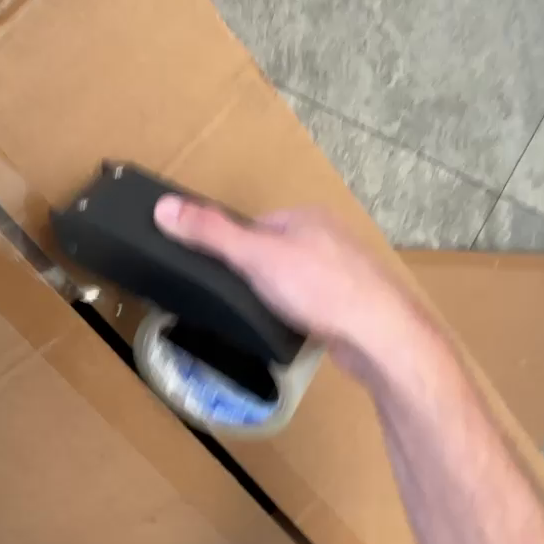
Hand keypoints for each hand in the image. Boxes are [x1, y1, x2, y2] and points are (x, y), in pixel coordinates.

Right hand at [152, 197, 442, 383]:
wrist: (380, 337)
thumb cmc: (320, 288)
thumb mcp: (252, 256)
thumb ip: (208, 232)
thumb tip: (162, 206)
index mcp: (306, 217)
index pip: (252, 225)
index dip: (231, 248)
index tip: (219, 271)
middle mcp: (329, 237)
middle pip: (271, 251)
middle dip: (254, 273)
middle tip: (238, 297)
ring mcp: (344, 271)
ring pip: (293, 278)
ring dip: (276, 295)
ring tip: (264, 314)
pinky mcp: (352, 303)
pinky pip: (312, 302)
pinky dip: (297, 313)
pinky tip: (292, 327)